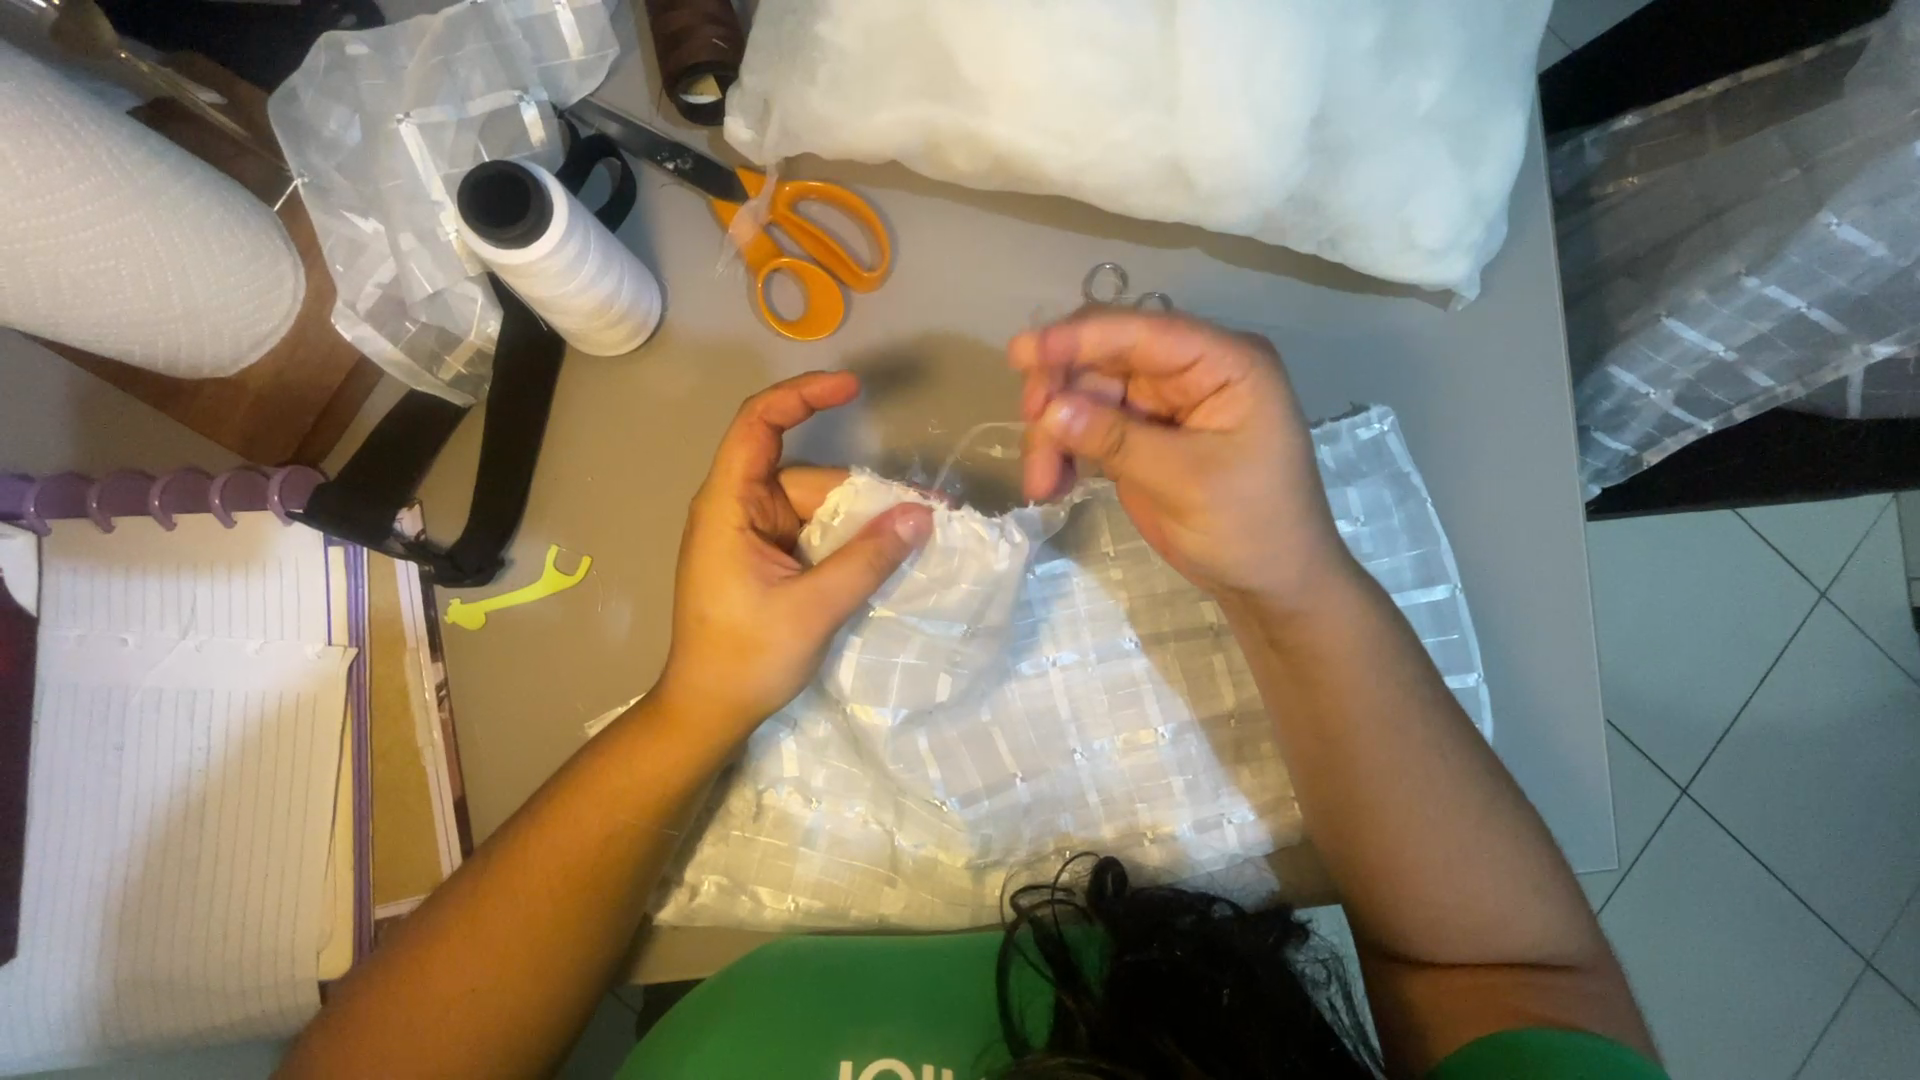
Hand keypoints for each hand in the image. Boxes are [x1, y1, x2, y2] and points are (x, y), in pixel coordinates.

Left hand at [654, 371, 931, 738]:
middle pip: (809, 478)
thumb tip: (923, 515)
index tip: (852, 387)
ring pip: (821, 510)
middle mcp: (741, 510)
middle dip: (865, 494)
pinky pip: (818, 536)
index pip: (758, 425)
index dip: (803, 395)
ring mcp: (757, 537)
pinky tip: (890, 555)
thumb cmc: (745, 658)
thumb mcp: (813, 608)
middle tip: (928, 514)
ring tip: (919, 538)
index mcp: (730, 506)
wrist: (709, 712)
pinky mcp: (772, 561)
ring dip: (865, 523)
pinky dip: (852, 543)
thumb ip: (868, 559)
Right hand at [1012, 311, 1351, 606]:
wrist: (1268, 583)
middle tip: (1034, 438)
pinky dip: (1063, 452)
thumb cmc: (1250, 525)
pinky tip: (1054, 486)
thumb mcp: (1187, 481)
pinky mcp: (1139, 436)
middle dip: (1059, 395)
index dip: (1078, 339)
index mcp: (1222, 362)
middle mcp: (1188, 371)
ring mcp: (1160, 404)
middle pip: (1103, 359)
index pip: (1142, 333)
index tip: (1021, 354)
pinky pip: (1086, 427)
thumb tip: (1050, 410)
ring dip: (1053, 434)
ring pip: (1084, 395)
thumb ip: (1117, 440)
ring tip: (1042, 484)